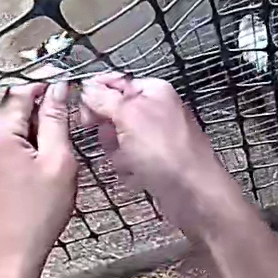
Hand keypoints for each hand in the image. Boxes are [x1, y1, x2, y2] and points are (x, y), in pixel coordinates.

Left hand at [0, 82, 77, 277]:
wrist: (9, 254)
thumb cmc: (36, 214)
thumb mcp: (58, 161)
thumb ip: (56, 119)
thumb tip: (58, 89)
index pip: (22, 92)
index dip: (47, 88)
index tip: (67, 87)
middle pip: (13, 109)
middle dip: (39, 117)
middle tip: (65, 139)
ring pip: (7, 128)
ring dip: (30, 135)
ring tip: (50, 162)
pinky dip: (19, 149)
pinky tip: (34, 171)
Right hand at [79, 73, 247, 241]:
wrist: (193, 193)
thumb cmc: (168, 152)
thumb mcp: (129, 116)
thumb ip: (105, 98)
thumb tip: (88, 88)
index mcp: (153, 90)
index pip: (114, 83)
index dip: (96, 95)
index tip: (84, 110)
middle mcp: (156, 110)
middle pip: (113, 113)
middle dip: (107, 130)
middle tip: (112, 140)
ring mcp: (155, 137)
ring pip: (117, 140)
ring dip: (116, 153)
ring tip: (129, 162)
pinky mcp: (154, 161)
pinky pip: (128, 160)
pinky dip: (127, 168)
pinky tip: (137, 175)